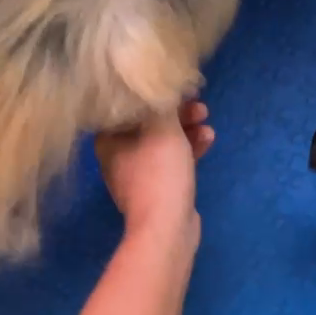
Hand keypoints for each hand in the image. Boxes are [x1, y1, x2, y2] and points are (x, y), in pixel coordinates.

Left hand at [95, 101, 213, 250]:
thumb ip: (162, 103)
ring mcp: (136, 173)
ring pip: (161, 141)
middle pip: (147, 123)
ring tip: (207, 122)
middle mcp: (116, 154)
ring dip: (185, 129)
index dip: (152, 94)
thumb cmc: (158, 170)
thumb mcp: (162, 128)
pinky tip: (208, 140)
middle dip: (175, 112)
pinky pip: (170, 160)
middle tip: (199, 105)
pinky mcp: (155, 188)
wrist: (166, 227)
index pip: (127, 106)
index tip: (176, 89)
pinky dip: (187, 148)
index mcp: (107, 138)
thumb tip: (161, 87)